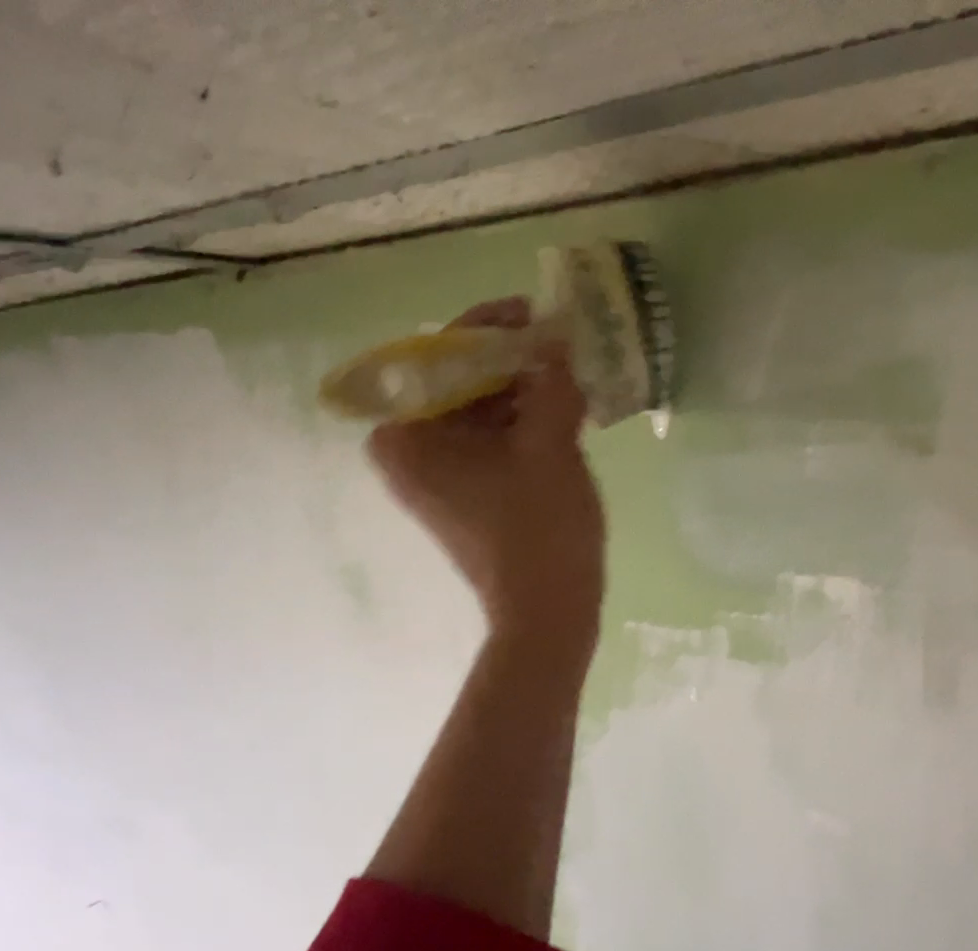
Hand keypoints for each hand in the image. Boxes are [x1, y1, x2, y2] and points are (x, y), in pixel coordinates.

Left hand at [366, 296, 604, 657]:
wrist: (548, 610)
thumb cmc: (539, 528)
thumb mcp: (550, 444)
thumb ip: (551, 380)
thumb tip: (557, 332)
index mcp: (406, 434)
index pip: (442, 355)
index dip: (492, 328)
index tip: (537, 312)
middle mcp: (407, 448)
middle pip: (459, 380)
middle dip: (513, 360)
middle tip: (562, 343)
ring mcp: (434, 472)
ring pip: (479, 408)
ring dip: (524, 388)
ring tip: (571, 373)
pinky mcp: (463, 489)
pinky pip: (490, 436)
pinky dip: (523, 420)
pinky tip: (565, 409)